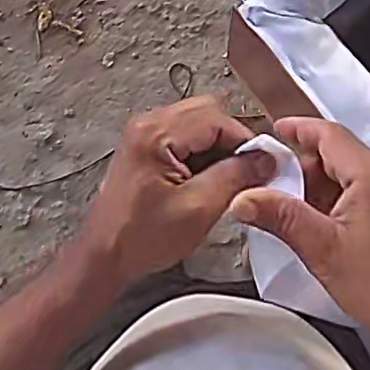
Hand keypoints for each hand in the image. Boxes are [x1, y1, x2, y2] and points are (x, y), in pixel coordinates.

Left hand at [75, 97, 274, 284]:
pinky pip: (183, 138)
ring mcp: (143, 136)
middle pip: (207, 114)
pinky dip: (201, 155)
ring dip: (217, 149)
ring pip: (197, 124)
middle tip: (246, 172)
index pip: (217, 119)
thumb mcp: (198, 208)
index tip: (264, 166)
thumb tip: (264, 159)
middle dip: (232, 142)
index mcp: (155, 134)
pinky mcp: (144, 149)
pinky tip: (205, 182)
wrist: (105, 255)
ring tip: (225, 181)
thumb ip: (235, 177)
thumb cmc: (140, 238)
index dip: (246, 142)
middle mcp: (146, 127)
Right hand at [228, 118, 369, 369]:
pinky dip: (339, 199)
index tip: (276, 132)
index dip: (297, 129)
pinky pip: (365, 190)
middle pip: (338, 153)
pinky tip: (324, 226)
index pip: (329, 135)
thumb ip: (279, 215)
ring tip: (300, 217)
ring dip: (320, 187)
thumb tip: (245, 199)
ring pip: (350, 173)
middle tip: (277, 190)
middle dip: (304, 169)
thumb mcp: (321, 248)